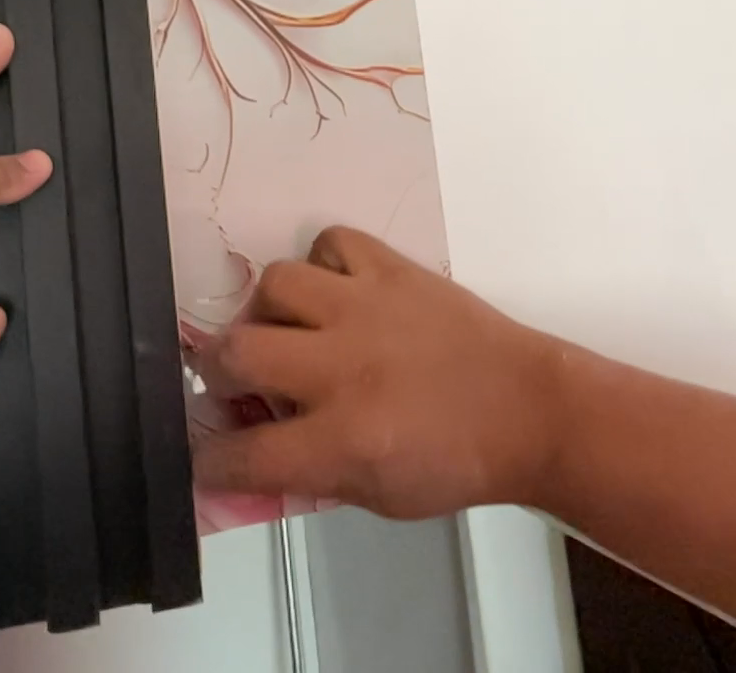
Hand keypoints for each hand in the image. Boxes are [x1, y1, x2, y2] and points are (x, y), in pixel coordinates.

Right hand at [194, 227, 567, 519]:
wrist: (530, 409)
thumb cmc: (455, 462)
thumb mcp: (377, 494)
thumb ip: (305, 473)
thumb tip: (245, 452)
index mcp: (344, 439)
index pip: (245, 454)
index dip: (210, 459)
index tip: (205, 453)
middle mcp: (345, 367)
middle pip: (237, 353)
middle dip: (217, 371)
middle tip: (234, 378)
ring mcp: (367, 308)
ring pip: (274, 283)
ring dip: (267, 311)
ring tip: (287, 327)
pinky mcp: (392, 269)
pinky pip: (330, 242)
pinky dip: (322, 264)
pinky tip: (334, 291)